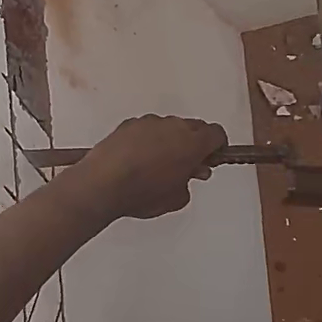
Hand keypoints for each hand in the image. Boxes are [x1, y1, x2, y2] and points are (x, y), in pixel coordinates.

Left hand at [63, 115, 226, 220]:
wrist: (103, 184)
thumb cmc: (141, 192)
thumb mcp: (176, 199)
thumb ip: (188, 184)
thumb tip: (186, 179)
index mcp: (192, 143)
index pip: (217, 134)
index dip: (218, 146)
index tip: (214, 155)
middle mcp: (173, 126)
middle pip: (194, 127)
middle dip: (195, 143)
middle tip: (189, 164)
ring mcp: (150, 122)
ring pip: (169, 127)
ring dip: (170, 141)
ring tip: (159, 165)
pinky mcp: (129, 124)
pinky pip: (147, 129)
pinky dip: (148, 140)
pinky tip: (139, 160)